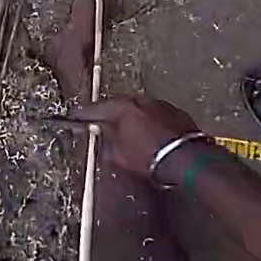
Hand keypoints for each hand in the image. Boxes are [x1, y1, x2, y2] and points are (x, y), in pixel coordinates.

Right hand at [66, 95, 201, 181]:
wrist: (186, 159)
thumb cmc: (150, 158)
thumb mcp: (118, 156)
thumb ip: (105, 143)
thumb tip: (101, 138)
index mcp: (120, 108)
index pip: (93, 109)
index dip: (81, 115)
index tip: (74, 118)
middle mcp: (138, 100)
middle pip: (116, 106)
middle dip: (109, 116)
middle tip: (102, 127)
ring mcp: (158, 103)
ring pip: (137, 108)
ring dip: (131, 118)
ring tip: (130, 134)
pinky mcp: (174, 111)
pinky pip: (154, 114)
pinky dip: (149, 121)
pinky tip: (150, 135)